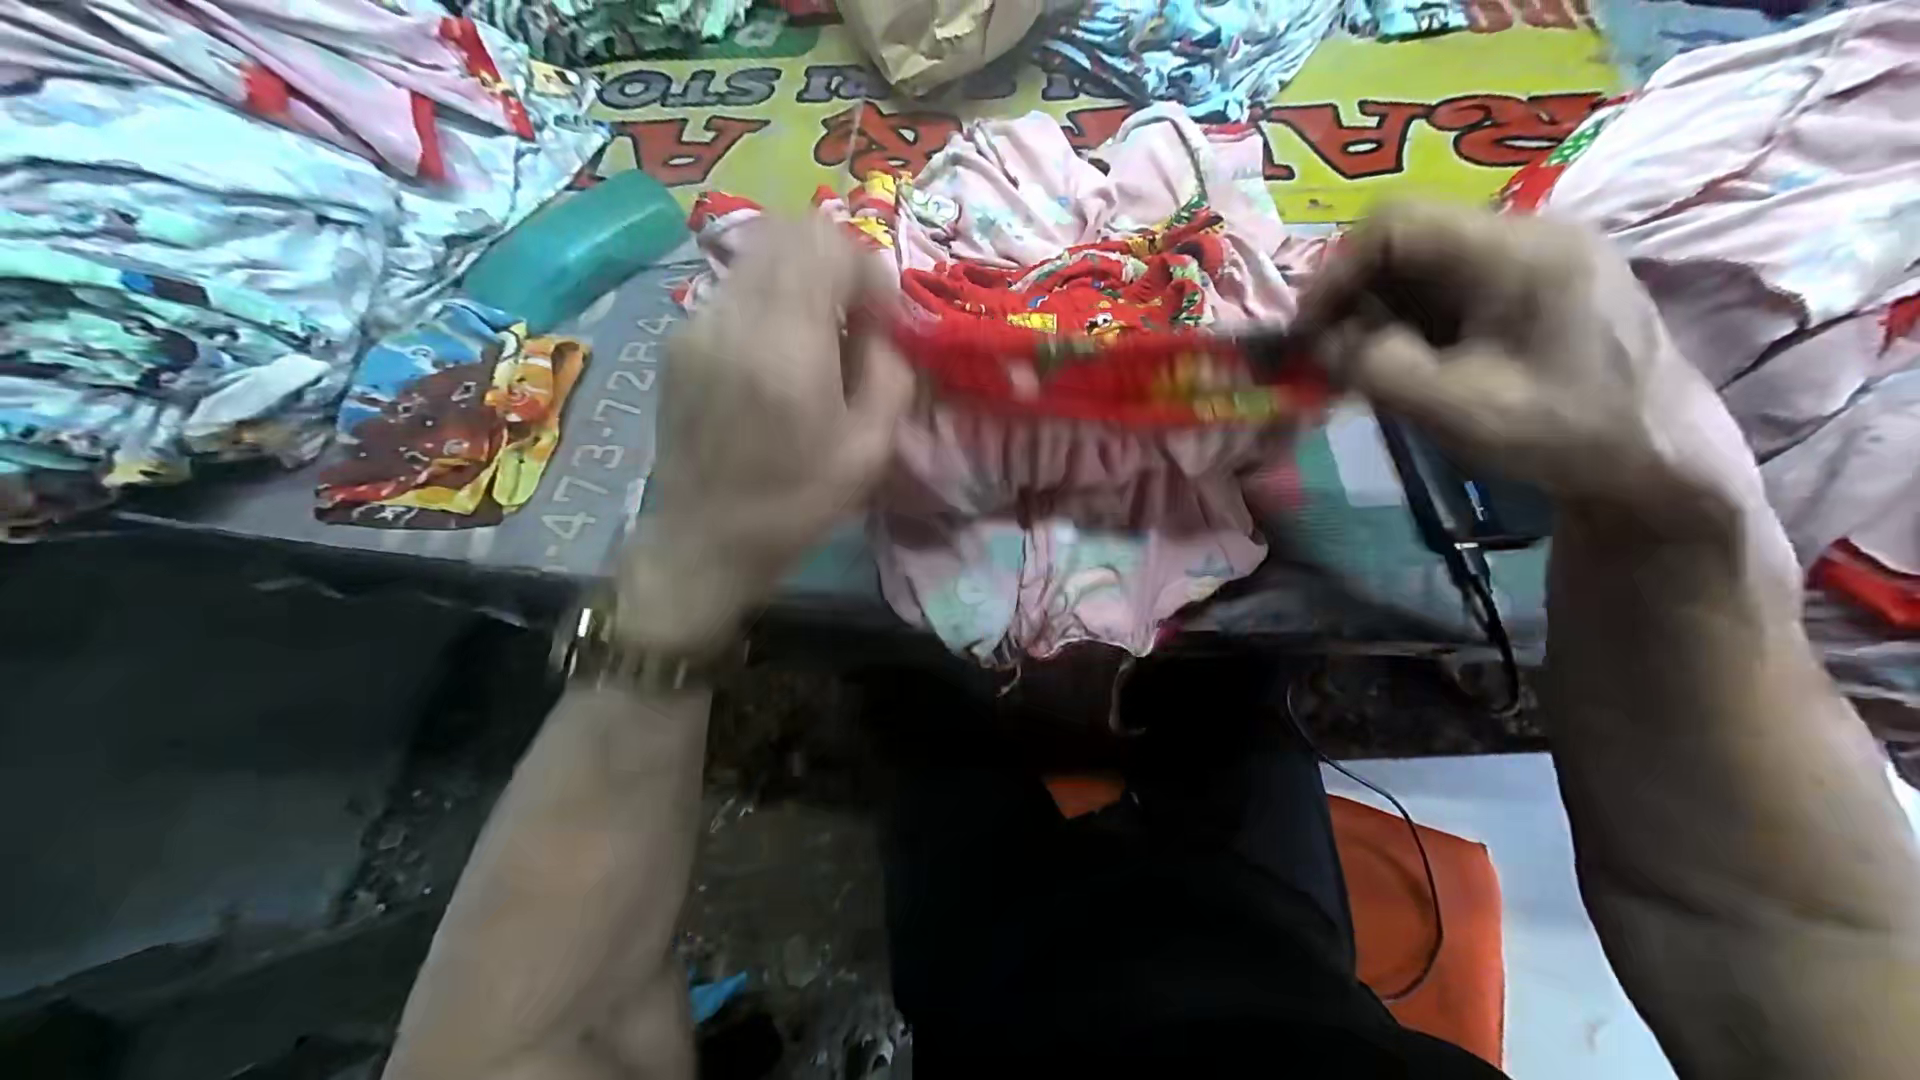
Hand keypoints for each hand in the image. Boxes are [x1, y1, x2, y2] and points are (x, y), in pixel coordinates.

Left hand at [615, 221, 913, 651]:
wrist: (705, 540)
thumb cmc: (797, 502)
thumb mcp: (871, 448)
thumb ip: (890, 370)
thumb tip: (881, 326)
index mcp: (787, 342)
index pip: (827, 242)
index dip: (866, 269)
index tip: (880, 320)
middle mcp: (733, 315)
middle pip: (789, 232)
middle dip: (835, 266)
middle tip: (852, 323)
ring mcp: (697, 323)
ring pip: (758, 256)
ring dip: (801, 282)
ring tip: (815, 343)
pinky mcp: (678, 339)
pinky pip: (734, 291)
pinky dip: (768, 304)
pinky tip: (774, 360)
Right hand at [1296, 201, 1768, 541]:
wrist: (1653, 459)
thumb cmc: (1562, 433)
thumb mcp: (1456, 409)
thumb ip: (1377, 369)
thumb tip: (1321, 344)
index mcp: (1518, 252)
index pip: (1395, 225)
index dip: (1335, 274)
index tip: (1307, 332)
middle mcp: (1522, 237)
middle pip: (1401, 241)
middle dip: (1348, 296)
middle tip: (1323, 354)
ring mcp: (1522, 261)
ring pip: (1412, 267)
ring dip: (1368, 313)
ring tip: (1352, 366)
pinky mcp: (1518, 289)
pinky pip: (1435, 290)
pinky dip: (1396, 323)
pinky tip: (1390, 363)